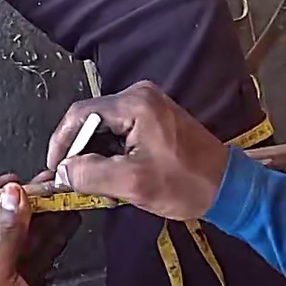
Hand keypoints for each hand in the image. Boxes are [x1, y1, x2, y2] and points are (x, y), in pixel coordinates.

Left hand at [0, 183, 63, 285]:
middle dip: (23, 205)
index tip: (12, 181)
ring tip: (62, 196)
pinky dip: (54, 236)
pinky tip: (69, 220)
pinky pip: (41, 252)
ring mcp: (5, 274)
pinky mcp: (29, 283)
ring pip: (24, 236)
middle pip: (1, 225)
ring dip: (43, 217)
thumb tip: (12, 194)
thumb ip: (6, 235)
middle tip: (45, 185)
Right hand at [46, 81, 230, 220]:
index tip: (55, 168)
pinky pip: (118, 127)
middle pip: (90, 118)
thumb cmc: (187, 185)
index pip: (80, 115)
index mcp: (135, 103)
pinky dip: (108, 148)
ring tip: (88, 176)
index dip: (62, 142)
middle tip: (69, 176)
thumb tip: (61, 172)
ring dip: (92, 150)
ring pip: (102, 125)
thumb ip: (90, 174)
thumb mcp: (133, 183)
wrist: (231, 190)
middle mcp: (139, 94)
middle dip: (77, 148)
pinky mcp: (154, 115)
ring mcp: (148, 102)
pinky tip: (108, 169)